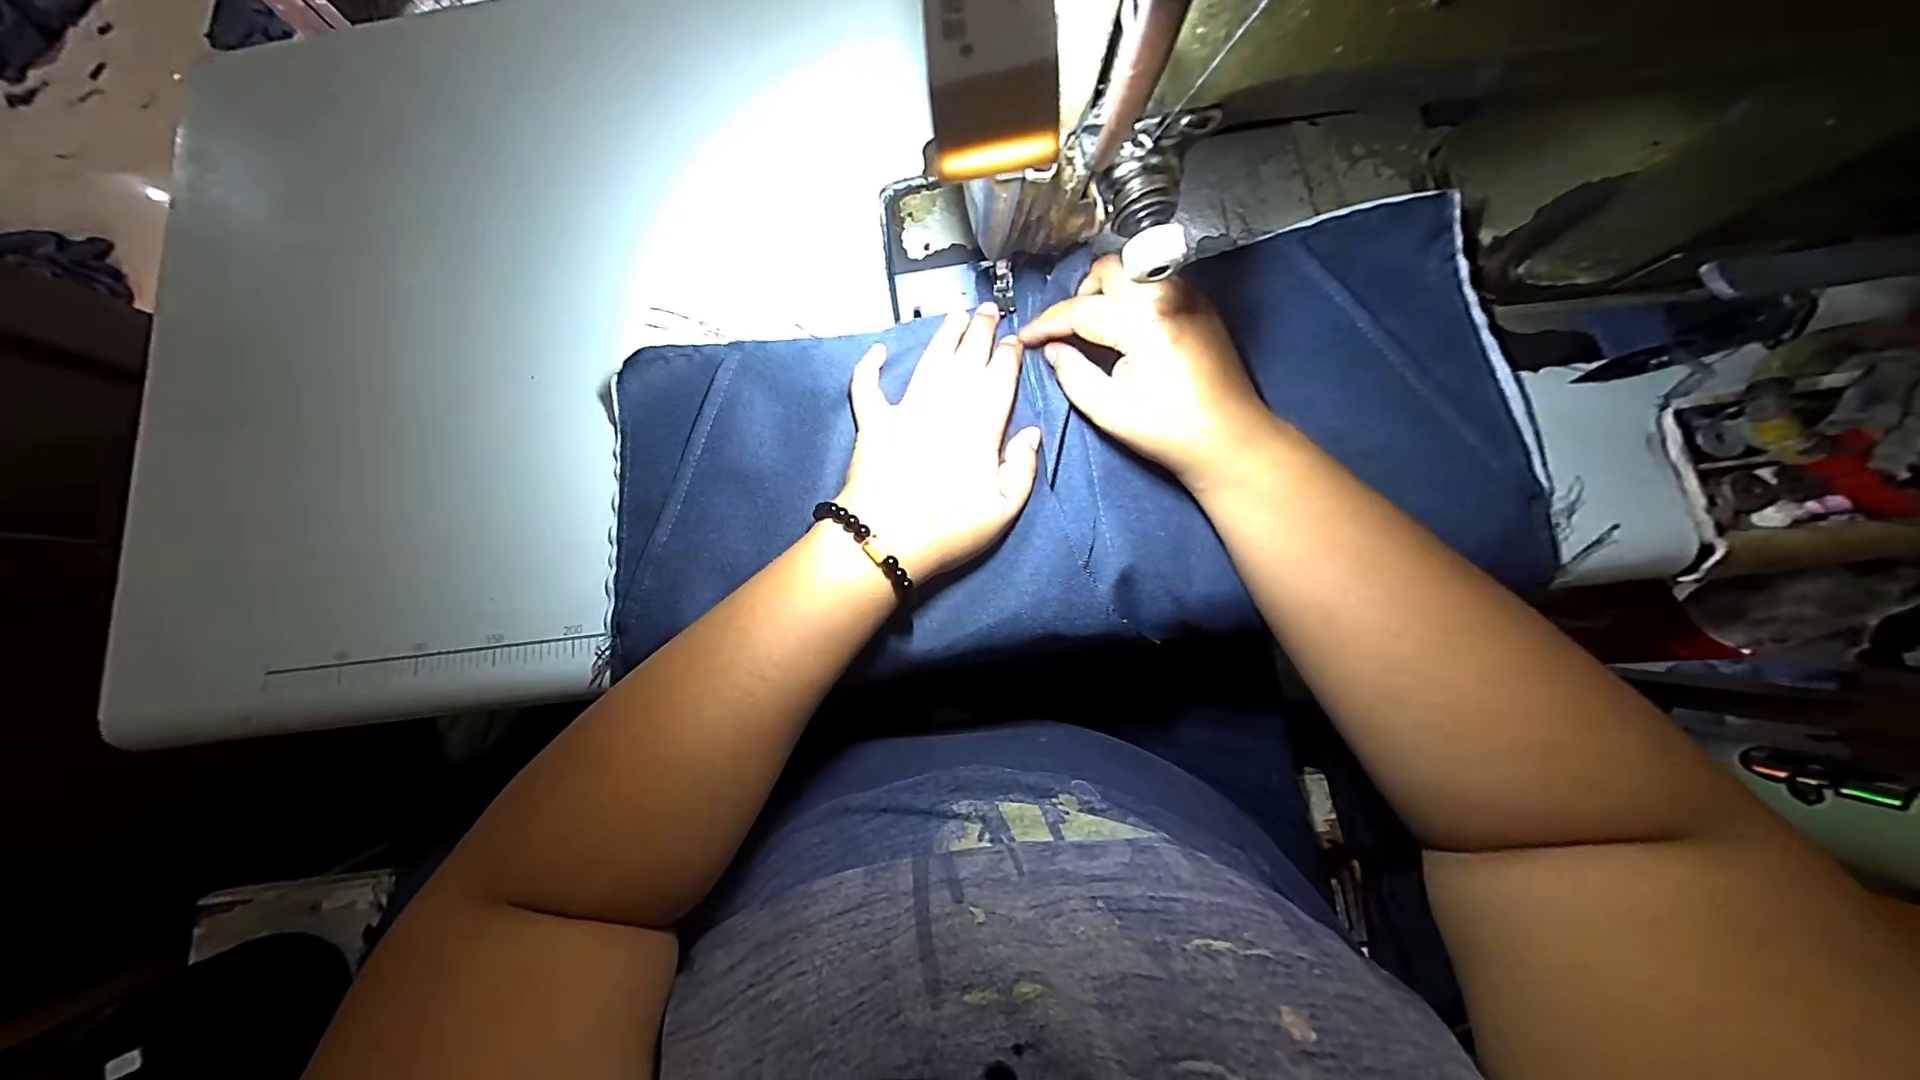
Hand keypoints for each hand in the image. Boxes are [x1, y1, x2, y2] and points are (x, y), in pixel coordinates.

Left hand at [835, 303, 1042, 578]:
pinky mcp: (873, 422)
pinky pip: (867, 387)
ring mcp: (906, 410)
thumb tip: (1031, 434)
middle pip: (967, 357)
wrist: (885, 539)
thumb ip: (1022, 467)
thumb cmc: (949, 529)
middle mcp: (945, 406)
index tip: (1014, 338)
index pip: (999, 376)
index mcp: (981, 425)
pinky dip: (869, 367)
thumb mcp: (1003, 509)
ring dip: (943, 335)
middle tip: (988, 309)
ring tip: (955, 314)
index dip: (1008, 353)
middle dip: (980, 330)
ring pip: (929, 361)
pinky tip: (876, 351)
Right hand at [1017, 255, 1273, 489]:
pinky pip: (1155, 284)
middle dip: (1080, 294)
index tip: (1026, 337)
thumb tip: (1053, 349)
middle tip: (1068, 328)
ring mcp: (1187, 296)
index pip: (1080, 309)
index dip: (1046, 323)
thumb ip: (1071, 372)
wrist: (1228, 437)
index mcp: (1141, 320)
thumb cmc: (1168, 429)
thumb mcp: (1106, 408)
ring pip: (1134, 270)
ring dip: (1107, 290)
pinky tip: (1127, 329)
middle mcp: (1166, 294)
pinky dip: (1132, 296)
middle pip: (1108, 269)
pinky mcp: (1200, 305)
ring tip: (1096, 326)